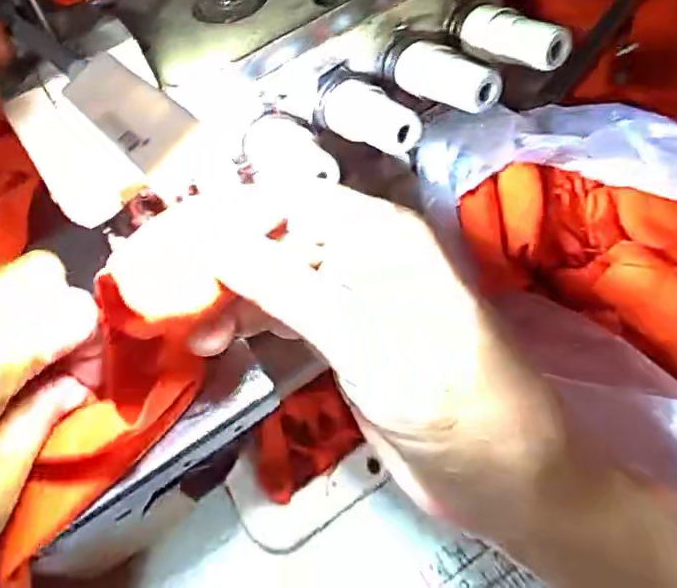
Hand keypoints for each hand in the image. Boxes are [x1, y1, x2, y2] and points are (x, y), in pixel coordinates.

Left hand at [0, 252, 99, 587]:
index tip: (87, 388)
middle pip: (42, 271)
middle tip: (55, 375)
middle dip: (63, 313)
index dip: (93, 345)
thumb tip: (77, 383)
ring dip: (27, 313)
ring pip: (3, 276)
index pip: (75, 307)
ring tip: (14, 376)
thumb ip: (41, 425)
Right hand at [147, 183, 573, 547]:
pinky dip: (254, 319)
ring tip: (187, 319)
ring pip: (279, 274)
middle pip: (279, 234)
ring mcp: (353, 293)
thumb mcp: (361, 338)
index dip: (232, 213)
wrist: (507, 476)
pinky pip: (289, 311)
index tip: (178, 238)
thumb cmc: (446, 396)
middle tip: (170, 285)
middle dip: (224, 256)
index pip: (290, 200)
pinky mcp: (346, 333)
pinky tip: (222, 335)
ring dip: (233, 291)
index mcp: (377, 232)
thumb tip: (217, 242)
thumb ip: (286, 287)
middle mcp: (363, 251)